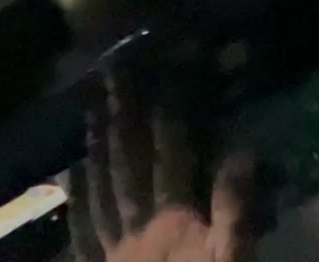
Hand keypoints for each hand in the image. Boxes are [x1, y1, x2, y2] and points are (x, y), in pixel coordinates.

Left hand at [64, 72, 254, 261]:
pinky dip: (80, 195)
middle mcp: (136, 229)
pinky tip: (76, 172)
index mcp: (173, 221)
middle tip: (114, 76)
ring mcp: (114, 251)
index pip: (168, 157)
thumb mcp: (236, 260)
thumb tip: (242, 151)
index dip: (167, 116)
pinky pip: (85, 228)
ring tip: (93, 108)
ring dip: (97, 146)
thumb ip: (236, 211)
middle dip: (121, 117)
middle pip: (127, 164)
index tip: (165, 75)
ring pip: (101, 188)